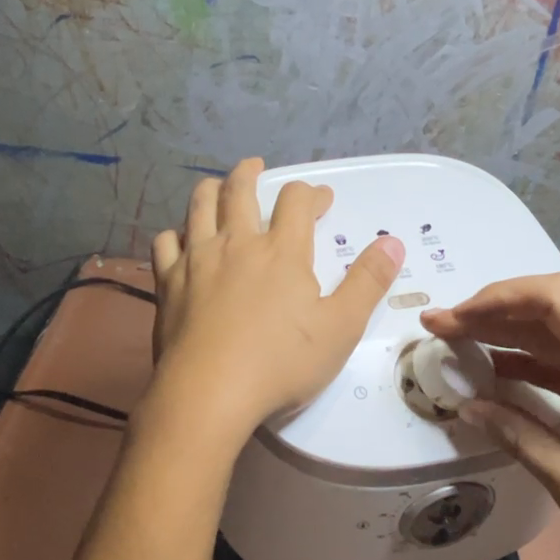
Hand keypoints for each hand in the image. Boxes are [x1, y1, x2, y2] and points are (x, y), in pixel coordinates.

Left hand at [149, 158, 404, 436]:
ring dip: (210, 189)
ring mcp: (197, 261)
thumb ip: (367, 282)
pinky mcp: (168, 283)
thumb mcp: (341, 328)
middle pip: (239, 191)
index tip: (321, 199)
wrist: (209, 393)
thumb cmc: (281, 363)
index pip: (296, 201)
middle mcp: (237, 244)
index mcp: (282, 252)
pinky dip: (175, 234)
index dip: (311, 193)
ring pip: (199, 207)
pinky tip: (179, 240)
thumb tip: (393, 242)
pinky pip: (166, 244)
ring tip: (215, 185)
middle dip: (250, 173)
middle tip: (256, 166)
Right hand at [422, 273, 559, 559]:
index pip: (559, 301)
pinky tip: (508, 373)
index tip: (450, 320)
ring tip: (462, 346)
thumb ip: (521, 437)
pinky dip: (550, 364)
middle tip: (441, 330)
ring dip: (520, 338)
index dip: (497, 299)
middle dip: (498, 315)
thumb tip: (468, 407)